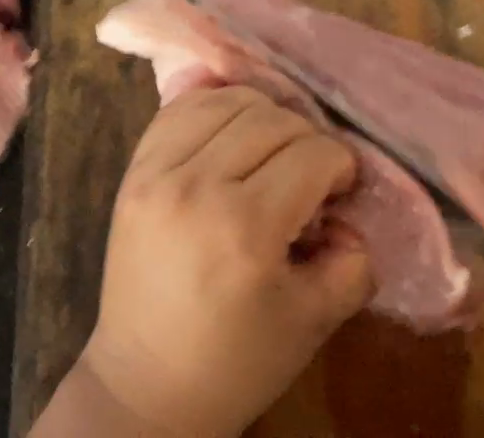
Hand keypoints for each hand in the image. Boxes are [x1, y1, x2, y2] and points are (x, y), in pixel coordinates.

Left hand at [49, 85, 374, 437]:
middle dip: (308, 138)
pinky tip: (230, 132)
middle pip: (271, 120)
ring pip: (225, 102)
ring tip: (272, 148)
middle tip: (313, 172)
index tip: (342, 189)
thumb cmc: (236, 361)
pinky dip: (212, 108)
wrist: (148, 382)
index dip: (341, 165)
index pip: (312, 154)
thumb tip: (347, 214)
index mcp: (245, 227)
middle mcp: (196, 186)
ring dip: (262, 115)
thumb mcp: (314, 321)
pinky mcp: (132, 171)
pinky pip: (178, 110)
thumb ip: (352, 261)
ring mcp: (156, 172)